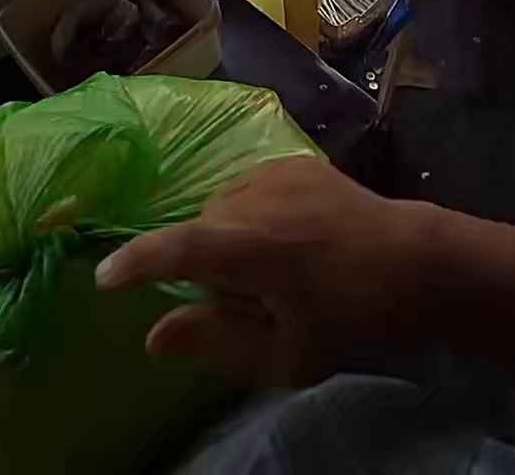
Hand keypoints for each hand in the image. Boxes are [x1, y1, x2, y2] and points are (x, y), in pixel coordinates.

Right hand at [95, 157, 432, 384]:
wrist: (410, 258)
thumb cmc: (350, 315)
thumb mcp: (284, 354)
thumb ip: (214, 341)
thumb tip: (154, 333)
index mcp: (255, 247)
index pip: (177, 248)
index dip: (135, 261)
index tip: (104, 277)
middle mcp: (260, 197)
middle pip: (202, 229)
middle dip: (206, 263)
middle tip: (247, 296)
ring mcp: (281, 171)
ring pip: (222, 205)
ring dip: (227, 234)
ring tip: (270, 262)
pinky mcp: (297, 160)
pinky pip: (248, 186)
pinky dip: (248, 211)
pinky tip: (284, 232)